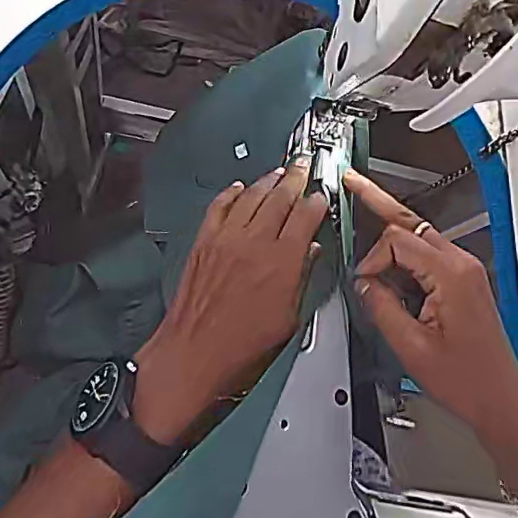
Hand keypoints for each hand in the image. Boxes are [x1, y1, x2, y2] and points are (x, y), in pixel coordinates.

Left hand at [133, 161, 328, 444]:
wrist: (194, 351)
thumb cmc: (241, 343)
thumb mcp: (289, 317)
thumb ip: (302, 278)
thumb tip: (311, 254)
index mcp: (282, 262)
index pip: (306, 215)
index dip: (318, 201)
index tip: (322, 197)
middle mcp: (254, 243)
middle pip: (280, 196)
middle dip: (296, 178)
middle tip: (304, 166)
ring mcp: (227, 238)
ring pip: (251, 195)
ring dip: (268, 180)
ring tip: (279, 172)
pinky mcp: (204, 241)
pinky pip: (219, 206)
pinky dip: (231, 192)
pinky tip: (239, 187)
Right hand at [345, 169, 517, 497]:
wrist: (499, 399)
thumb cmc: (467, 380)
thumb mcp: (410, 345)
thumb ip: (380, 306)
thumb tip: (362, 282)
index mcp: (452, 274)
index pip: (398, 240)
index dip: (371, 258)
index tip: (361, 282)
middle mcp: (462, 264)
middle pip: (411, 224)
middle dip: (378, 203)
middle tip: (353, 183)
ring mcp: (465, 271)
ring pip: (419, 237)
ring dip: (389, 238)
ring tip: (362, 219)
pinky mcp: (463, 282)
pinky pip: (427, 256)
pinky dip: (403, 259)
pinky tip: (386, 271)